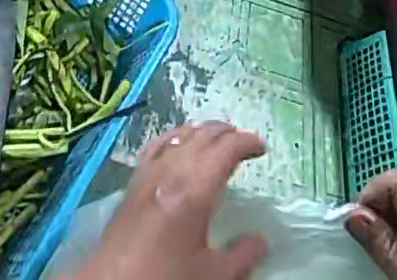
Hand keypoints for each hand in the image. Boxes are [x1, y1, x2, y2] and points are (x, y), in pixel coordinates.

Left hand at [65, 122, 268, 279]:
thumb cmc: (167, 279)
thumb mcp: (213, 276)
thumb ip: (241, 256)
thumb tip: (260, 240)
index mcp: (195, 189)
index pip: (224, 150)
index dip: (245, 143)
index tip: (261, 146)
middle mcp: (172, 169)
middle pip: (202, 136)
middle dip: (226, 133)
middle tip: (244, 141)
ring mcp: (150, 170)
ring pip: (180, 135)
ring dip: (202, 131)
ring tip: (218, 136)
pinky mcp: (135, 178)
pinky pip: (157, 144)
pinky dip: (174, 135)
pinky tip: (178, 139)